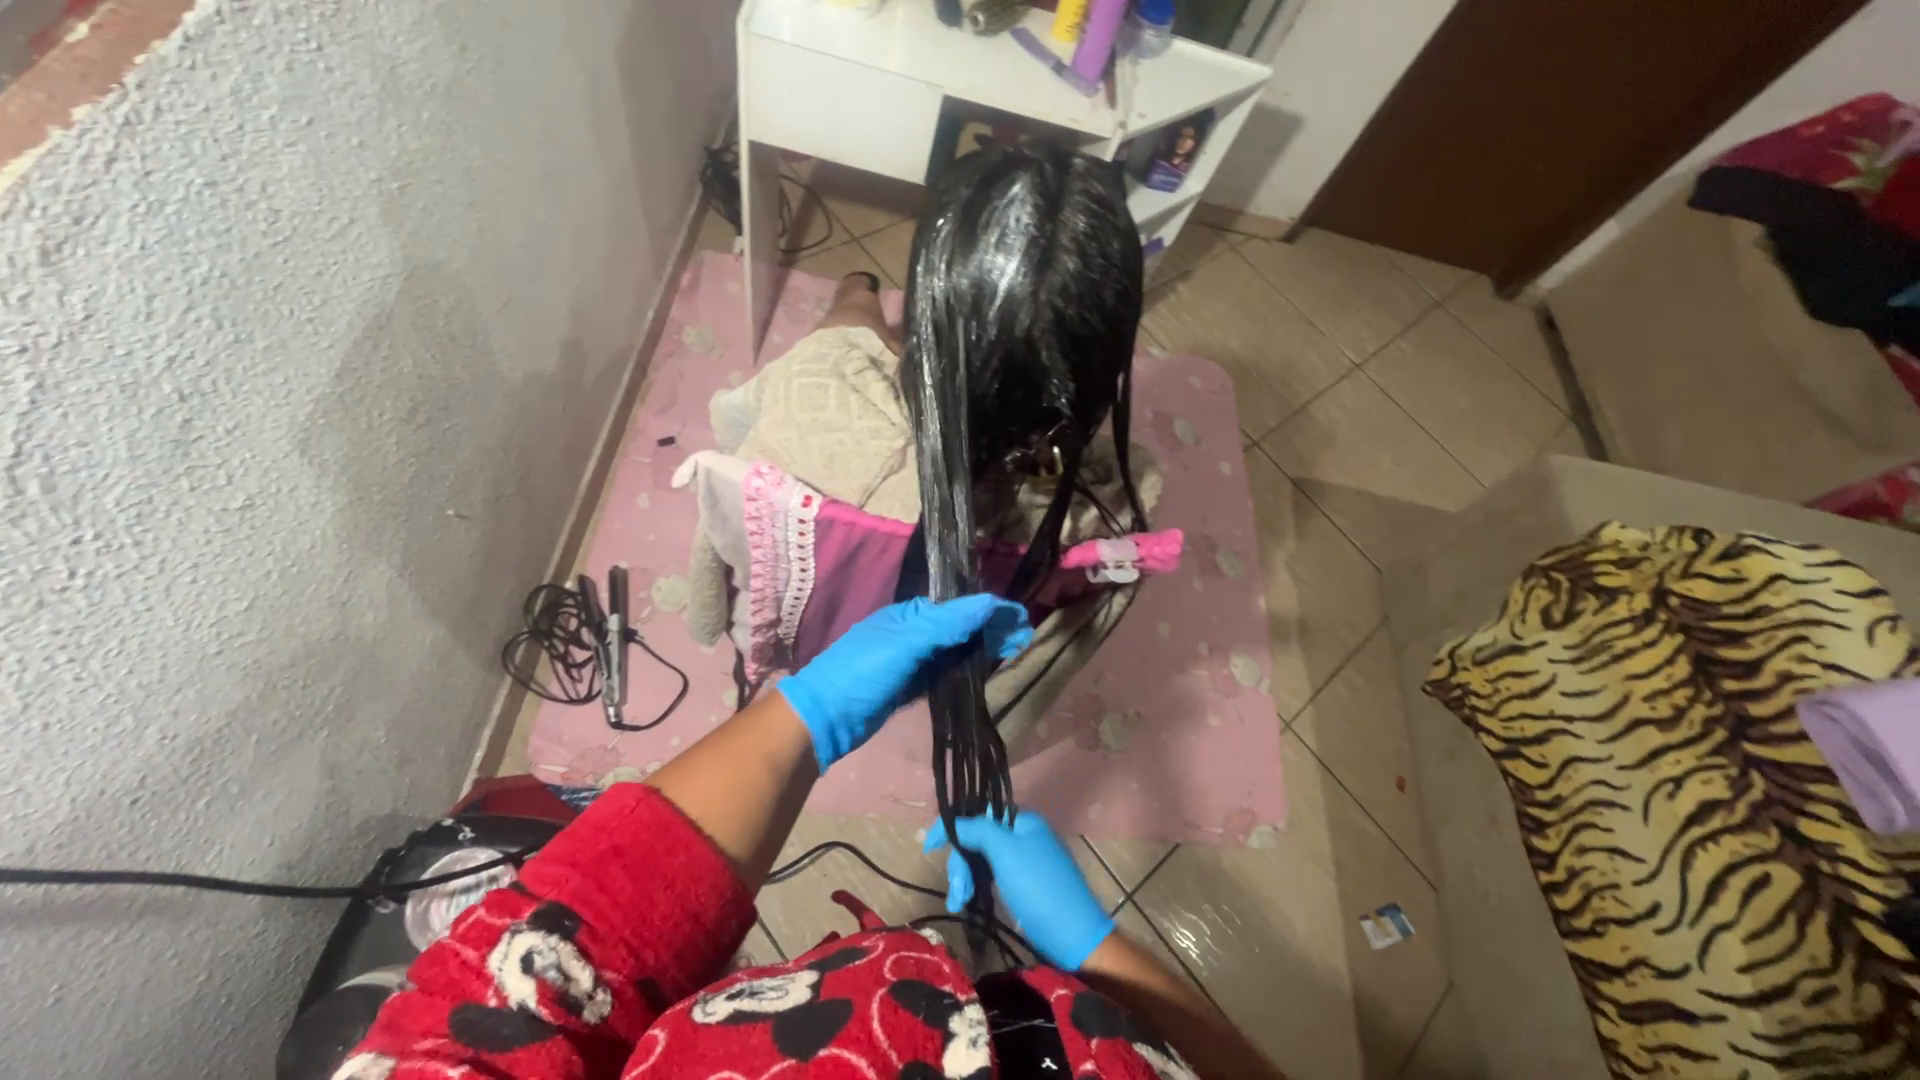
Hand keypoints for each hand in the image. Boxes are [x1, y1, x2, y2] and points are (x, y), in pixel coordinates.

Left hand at [778, 595, 1031, 773]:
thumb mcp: (905, 644)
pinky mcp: (910, 684)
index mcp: (909, 614)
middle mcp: (912, 631)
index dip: (992, 611)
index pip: (959, 606)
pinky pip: (945, 670)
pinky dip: (966, 668)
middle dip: (993, 628)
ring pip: (955, 648)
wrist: (826, 717)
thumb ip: (946, 624)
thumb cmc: (862, 673)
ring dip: (983, 647)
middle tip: (1025, 638)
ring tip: (1014, 651)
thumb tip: (988, 602)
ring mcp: (911, 659)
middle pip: (961, 625)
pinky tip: (984, 671)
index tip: (1023, 619)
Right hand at [924, 811, 1115, 970]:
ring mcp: (1023, 862)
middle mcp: (1023, 836)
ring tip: (959, 903)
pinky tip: (966, 903)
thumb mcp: (1006, 852)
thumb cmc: (1038, 888)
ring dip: (966, 878)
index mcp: (1023, 822)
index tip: (929, 847)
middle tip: (958, 890)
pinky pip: (991, 876)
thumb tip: (954, 823)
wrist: (1073, 936)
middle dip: (962, 862)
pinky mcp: (1022, 885)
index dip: (954, 827)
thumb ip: (978, 830)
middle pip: (978, 839)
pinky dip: (976, 888)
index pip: (980, 813)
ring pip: (982, 860)